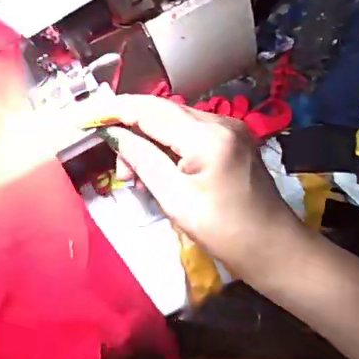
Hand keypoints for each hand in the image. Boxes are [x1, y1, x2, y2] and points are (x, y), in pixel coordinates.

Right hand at [77, 94, 310, 280]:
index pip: (149, 111)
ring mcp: (230, 126)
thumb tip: (114, 136)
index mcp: (207, 136)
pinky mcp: (233, 136)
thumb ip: (143, 160)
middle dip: (129, 128)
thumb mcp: (175, 200)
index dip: (113, 111)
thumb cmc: (224, 231)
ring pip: (173, 119)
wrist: (274, 248)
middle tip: (115, 165)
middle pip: (161, 110)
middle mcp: (220, 121)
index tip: (84, 118)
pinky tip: (157, 167)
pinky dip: (166, 142)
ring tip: (135, 173)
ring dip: (147, 137)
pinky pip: (189, 129)